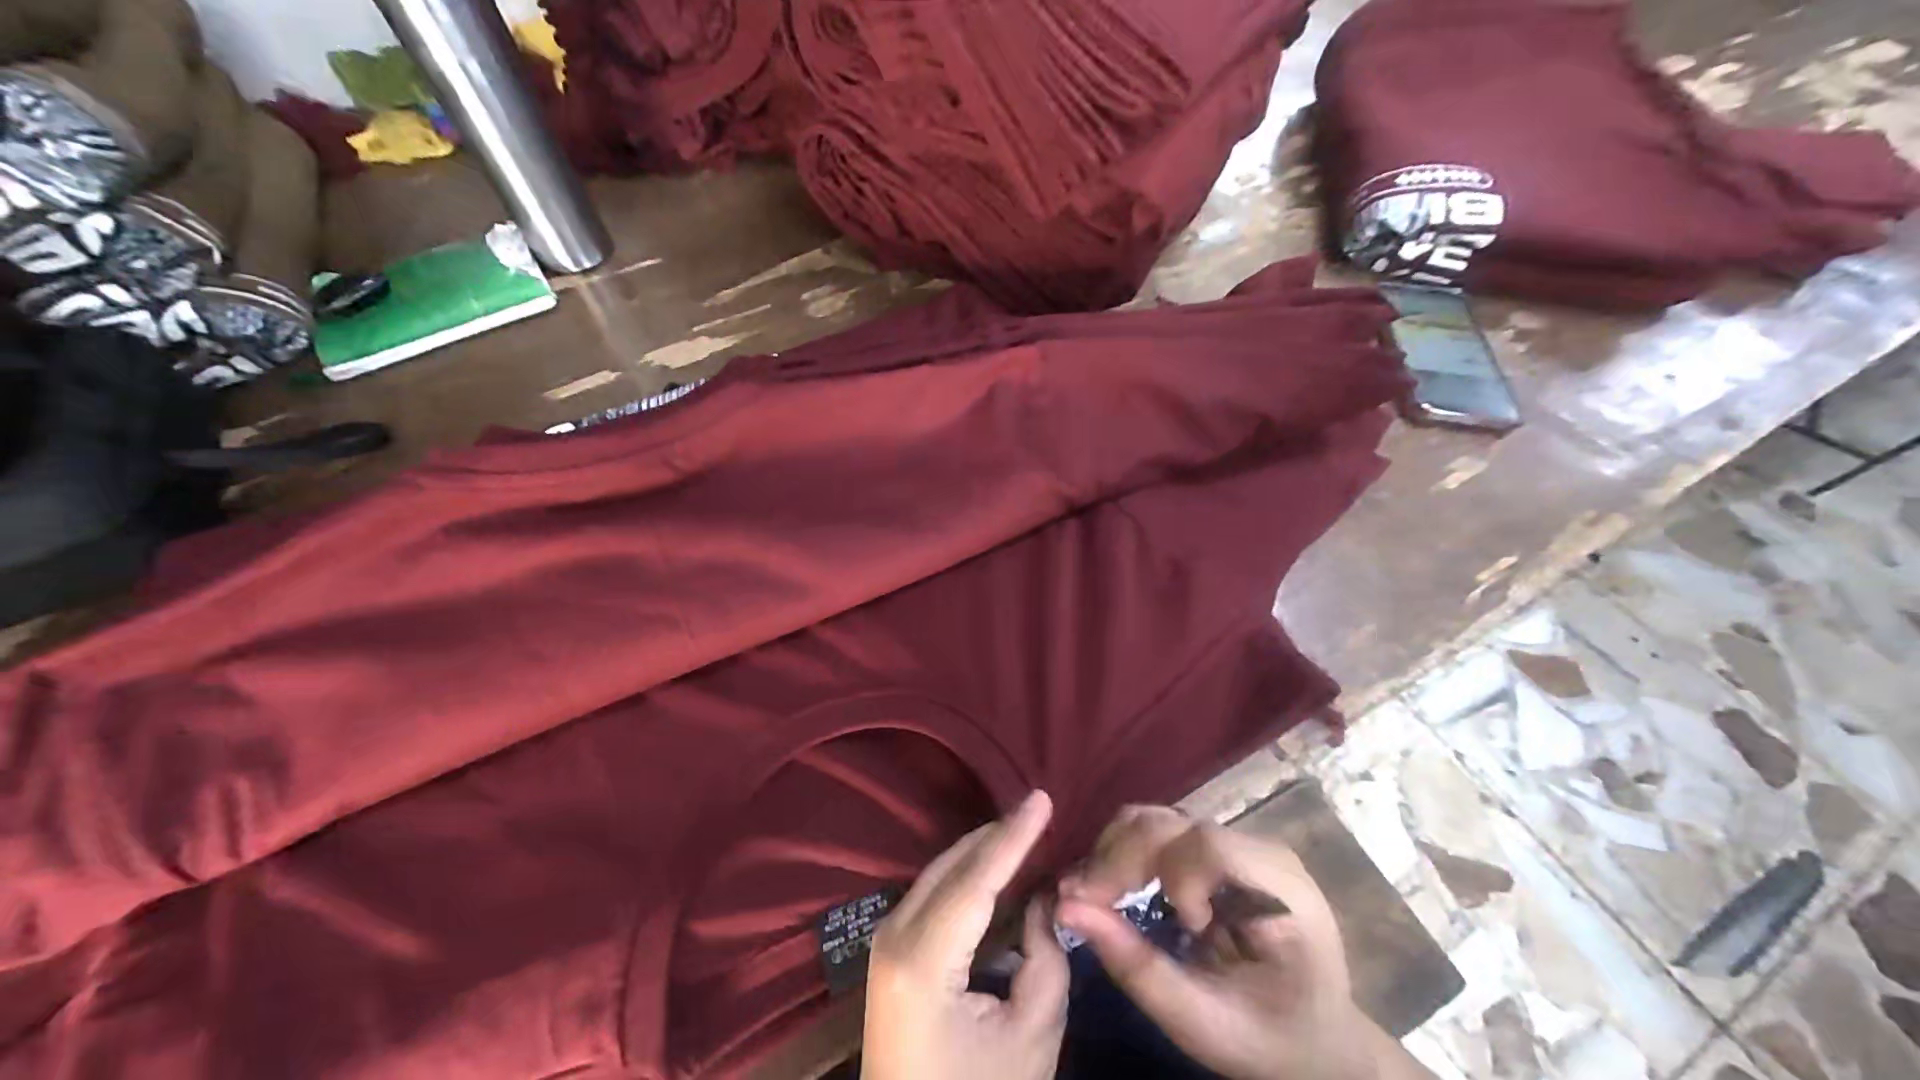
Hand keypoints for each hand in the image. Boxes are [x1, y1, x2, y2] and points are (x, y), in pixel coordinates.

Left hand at [861, 790, 1069, 1079]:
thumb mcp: (1029, 1037)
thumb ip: (1045, 958)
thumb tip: (1044, 898)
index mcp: (922, 961)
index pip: (976, 881)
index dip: (1013, 837)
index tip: (1042, 799)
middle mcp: (894, 936)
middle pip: (952, 867)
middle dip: (997, 836)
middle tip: (1040, 812)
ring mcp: (886, 940)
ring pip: (940, 874)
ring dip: (983, 852)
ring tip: (1026, 832)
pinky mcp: (891, 949)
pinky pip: (933, 894)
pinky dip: (968, 876)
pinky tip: (997, 869)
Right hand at [1055, 806, 1430, 1079]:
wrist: (1314, 1040)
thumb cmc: (1266, 1040)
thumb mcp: (1202, 1024)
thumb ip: (1137, 966)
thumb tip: (1066, 905)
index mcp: (1283, 896)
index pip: (1212, 846)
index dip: (1170, 873)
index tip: (1166, 923)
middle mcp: (1261, 852)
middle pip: (1174, 825)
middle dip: (1120, 858)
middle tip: (1083, 901)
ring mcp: (1238, 842)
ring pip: (1158, 819)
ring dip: (1116, 850)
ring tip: (1095, 894)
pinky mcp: (1217, 846)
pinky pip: (1161, 829)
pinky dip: (1126, 851)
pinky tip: (1114, 885)